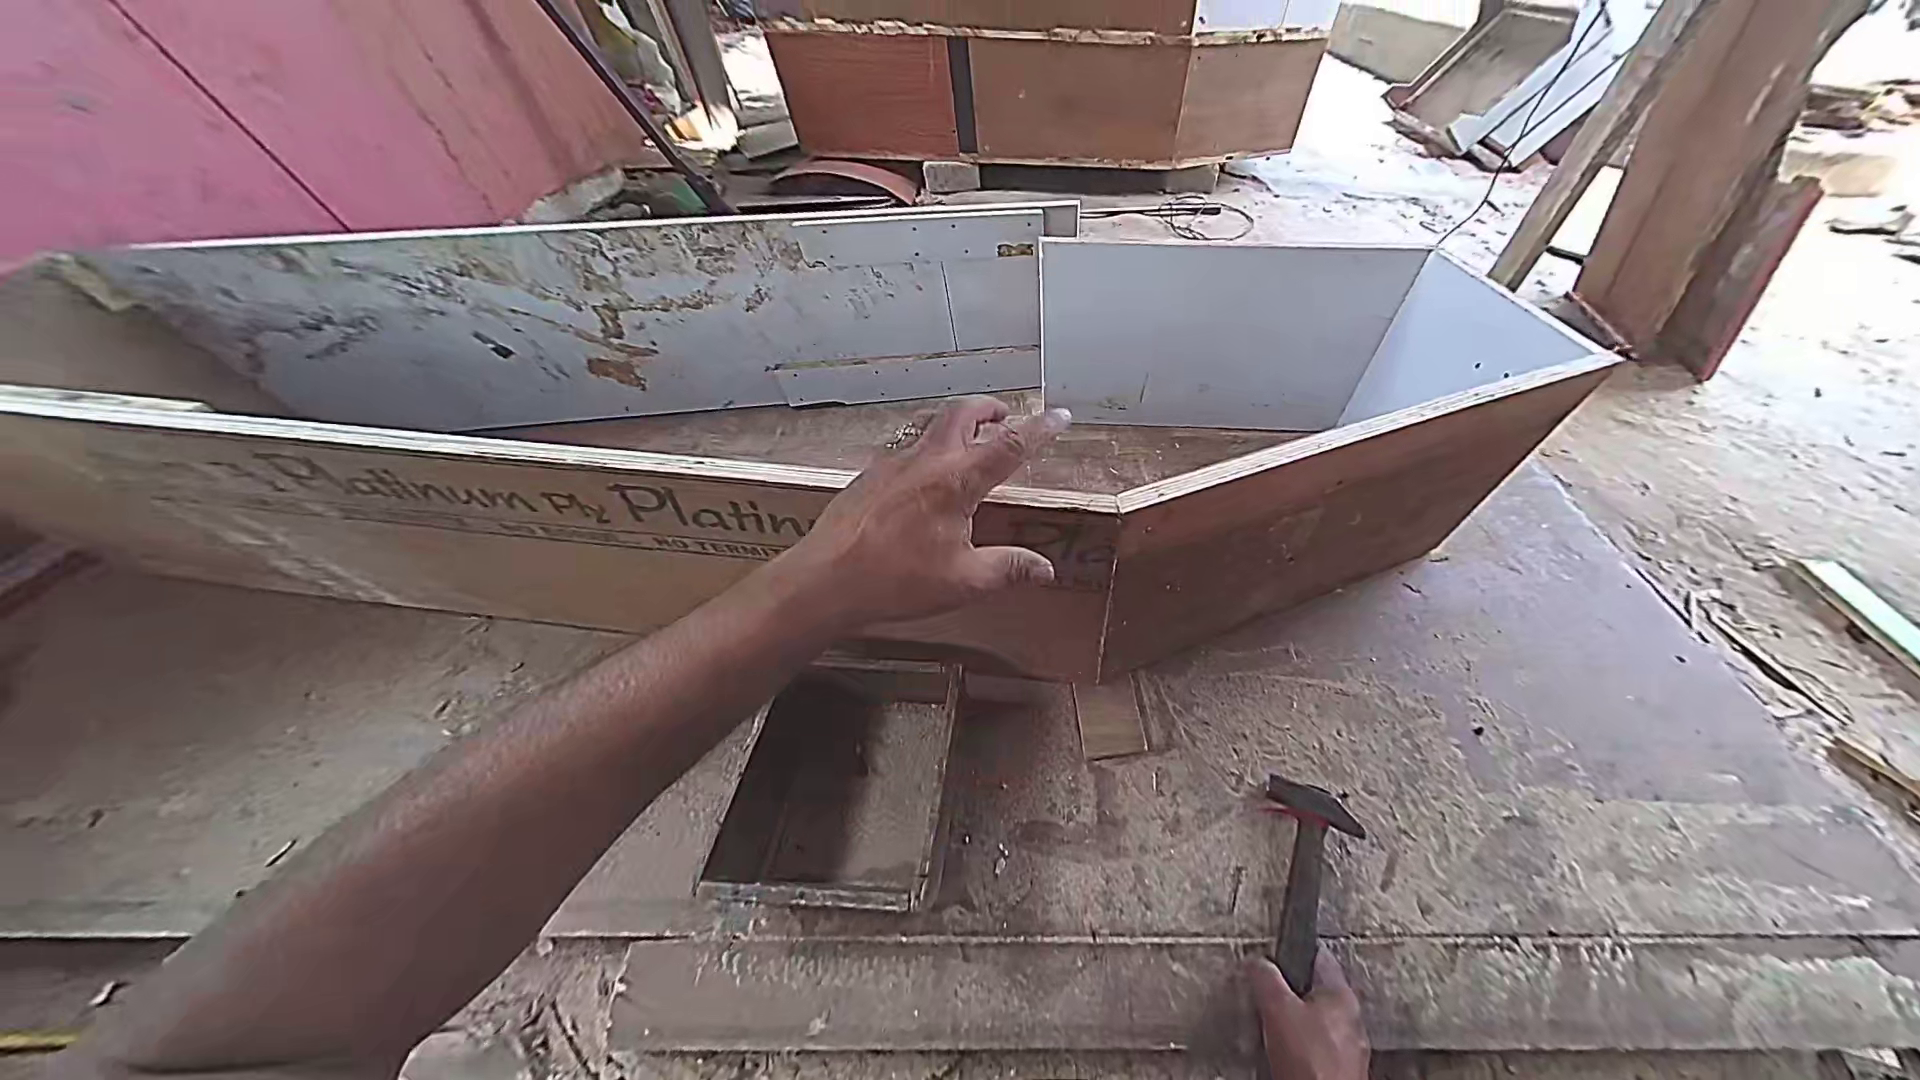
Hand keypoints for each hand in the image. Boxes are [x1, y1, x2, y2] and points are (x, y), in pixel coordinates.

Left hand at [769, 396, 1071, 631]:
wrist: (826, 579)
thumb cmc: (896, 580)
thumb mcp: (965, 581)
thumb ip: (1009, 568)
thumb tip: (1044, 569)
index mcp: (956, 482)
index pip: (1009, 445)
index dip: (1040, 428)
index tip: (1059, 416)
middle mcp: (926, 462)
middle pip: (962, 413)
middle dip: (989, 408)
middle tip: (1004, 415)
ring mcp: (893, 465)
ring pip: (931, 427)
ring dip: (957, 425)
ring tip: (969, 442)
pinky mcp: (870, 477)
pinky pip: (906, 450)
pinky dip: (928, 449)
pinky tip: (925, 479)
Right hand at [1249, 950, 1369, 1079]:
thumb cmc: (1307, 1059)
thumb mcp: (1276, 1005)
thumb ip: (1265, 975)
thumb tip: (1257, 961)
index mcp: (1343, 997)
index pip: (1319, 955)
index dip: (1294, 947)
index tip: (1276, 945)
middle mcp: (1352, 1020)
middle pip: (1316, 988)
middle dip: (1291, 985)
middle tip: (1267, 984)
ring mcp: (1349, 1048)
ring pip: (1316, 1017)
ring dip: (1294, 1014)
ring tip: (1271, 1015)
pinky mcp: (1341, 1070)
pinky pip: (1316, 1042)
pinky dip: (1299, 1039)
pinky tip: (1283, 1044)